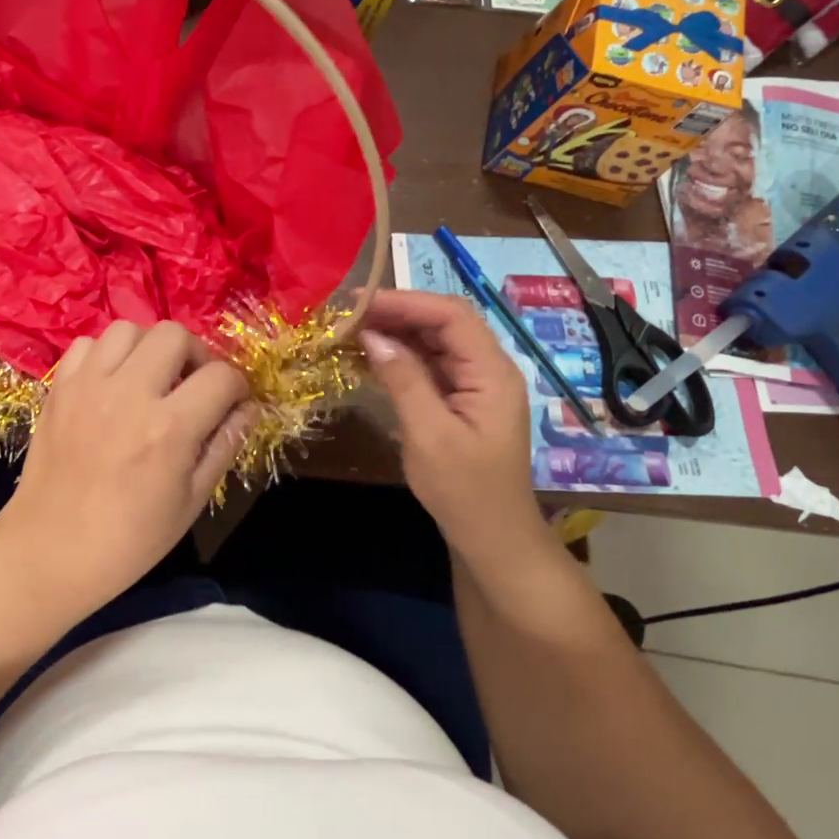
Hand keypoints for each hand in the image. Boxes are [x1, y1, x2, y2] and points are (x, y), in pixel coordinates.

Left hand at [0, 322, 251, 628]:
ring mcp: (87, 386)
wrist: (50, 550)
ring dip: (148, 348)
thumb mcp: (190, 502)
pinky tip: (111, 384)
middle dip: (195, 355)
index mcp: (168, 428)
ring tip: (150, 380)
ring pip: (128, 329)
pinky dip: (105, 355)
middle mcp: (128, 394)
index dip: (236, 388)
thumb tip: (248, 409)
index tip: (231, 404)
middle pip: (174, 335)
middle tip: (192, 385)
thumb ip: (223, 446)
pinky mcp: (58, 389)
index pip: (221, 377)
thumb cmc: (129, 540)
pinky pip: (86, 345)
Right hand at [359, 290, 548, 560]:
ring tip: (350, 329)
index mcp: (492, 373)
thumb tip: (371, 335)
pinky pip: (429, 363)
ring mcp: (474, 384)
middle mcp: (488, 369)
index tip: (358, 303)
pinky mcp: (459, 399)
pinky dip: (399, 354)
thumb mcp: (429, 435)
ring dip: (395, 330)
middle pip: (444, 322)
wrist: (492, 536)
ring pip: (434, 340)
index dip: (405, 302)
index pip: (451, 316)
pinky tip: (367, 355)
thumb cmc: (464, 490)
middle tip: (346, 314)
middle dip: (397, 311)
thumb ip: (404, 380)